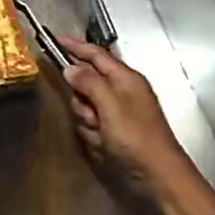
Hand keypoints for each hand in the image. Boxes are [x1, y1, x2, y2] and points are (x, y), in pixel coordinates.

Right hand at [55, 34, 188, 193]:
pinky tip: (104, 144)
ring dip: (88, 119)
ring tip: (101, 133)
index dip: (75, 45)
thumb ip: (88, 82)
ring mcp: (119, 111)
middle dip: (82, 99)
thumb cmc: (137, 137)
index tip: (55, 38)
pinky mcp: (116, 129)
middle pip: (86, 82)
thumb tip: (70, 68)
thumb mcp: (110, 105)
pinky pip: (92, 123)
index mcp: (125, 78)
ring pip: (85, 105)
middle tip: (91, 114)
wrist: (159, 176)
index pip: (95, 54)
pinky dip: (94, 133)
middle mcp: (122, 90)